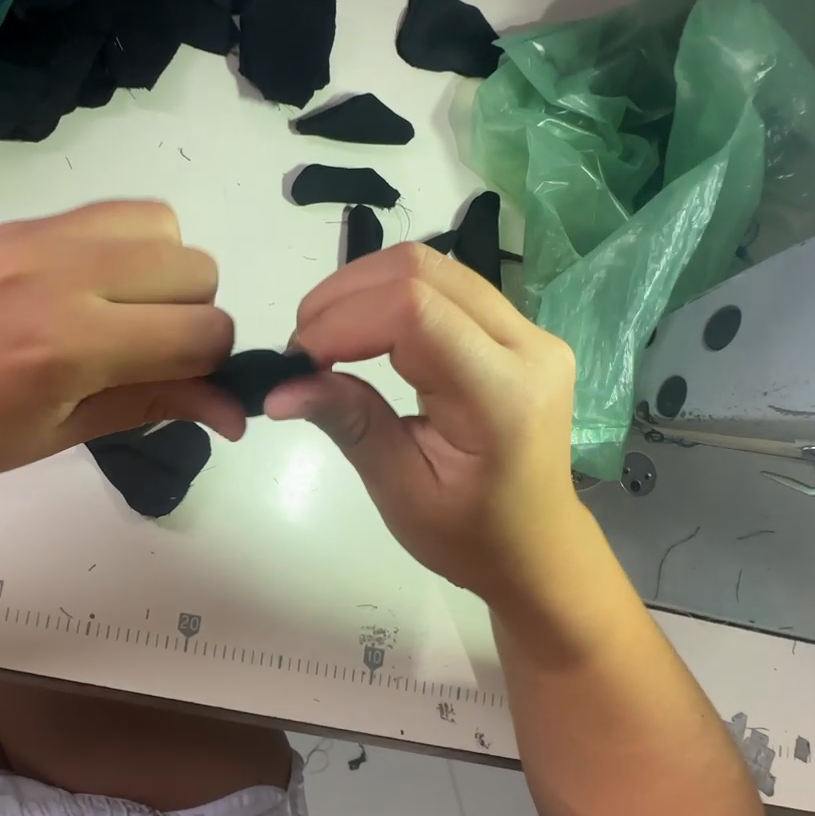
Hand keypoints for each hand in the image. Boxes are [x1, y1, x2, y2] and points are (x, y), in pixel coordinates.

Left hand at [0, 201, 242, 508]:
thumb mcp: (61, 434)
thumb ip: (153, 405)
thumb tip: (237, 411)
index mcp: (70, 344)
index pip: (201, 332)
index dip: (211, 367)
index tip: (185, 389)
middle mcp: (60, 272)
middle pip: (196, 268)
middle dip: (194, 318)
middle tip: (149, 357)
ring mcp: (33, 236)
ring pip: (160, 225)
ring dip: (163, 274)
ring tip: (118, 319)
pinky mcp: (12, 223)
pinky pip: (104, 214)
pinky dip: (120, 249)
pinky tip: (82, 293)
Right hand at [265, 243, 579, 599]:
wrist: (535, 548)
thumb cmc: (469, 536)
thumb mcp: (400, 490)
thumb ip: (349, 423)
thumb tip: (279, 389)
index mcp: (502, 395)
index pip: (414, 313)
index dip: (341, 321)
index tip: (296, 361)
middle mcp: (527, 345)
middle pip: (423, 271)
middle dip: (344, 296)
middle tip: (302, 349)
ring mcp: (527, 331)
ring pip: (432, 267)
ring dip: (362, 291)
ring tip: (323, 340)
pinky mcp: (514, 330)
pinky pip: (442, 287)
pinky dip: (386, 298)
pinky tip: (359, 335)